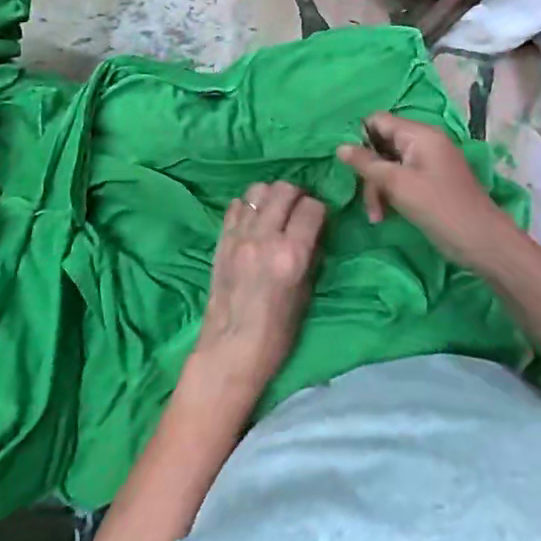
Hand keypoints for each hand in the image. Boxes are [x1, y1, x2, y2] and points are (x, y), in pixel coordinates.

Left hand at [190, 182, 325, 395]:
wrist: (229, 351)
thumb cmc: (276, 334)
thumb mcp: (305, 295)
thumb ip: (310, 257)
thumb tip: (314, 232)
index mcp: (290, 255)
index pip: (311, 208)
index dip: (319, 210)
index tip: (320, 219)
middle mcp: (264, 238)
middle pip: (284, 190)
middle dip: (297, 195)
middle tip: (299, 210)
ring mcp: (238, 237)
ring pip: (258, 190)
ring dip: (271, 196)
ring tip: (276, 212)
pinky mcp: (221, 240)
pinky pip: (236, 205)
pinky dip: (248, 206)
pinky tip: (254, 221)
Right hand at [336, 113, 521, 267]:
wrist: (482, 241)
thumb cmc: (439, 208)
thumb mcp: (398, 185)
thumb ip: (367, 164)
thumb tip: (339, 146)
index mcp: (420, 134)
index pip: (378, 120)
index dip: (359, 138)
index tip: (347, 164)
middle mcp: (425, 141)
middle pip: (382, 144)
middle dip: (369, 171)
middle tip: (367, 202)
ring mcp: (429, 161)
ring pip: (389, 164)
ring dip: (378, 188)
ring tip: (376, 216)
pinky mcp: (431, 181)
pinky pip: (402, 177)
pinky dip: (391, 193)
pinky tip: (386, 215)